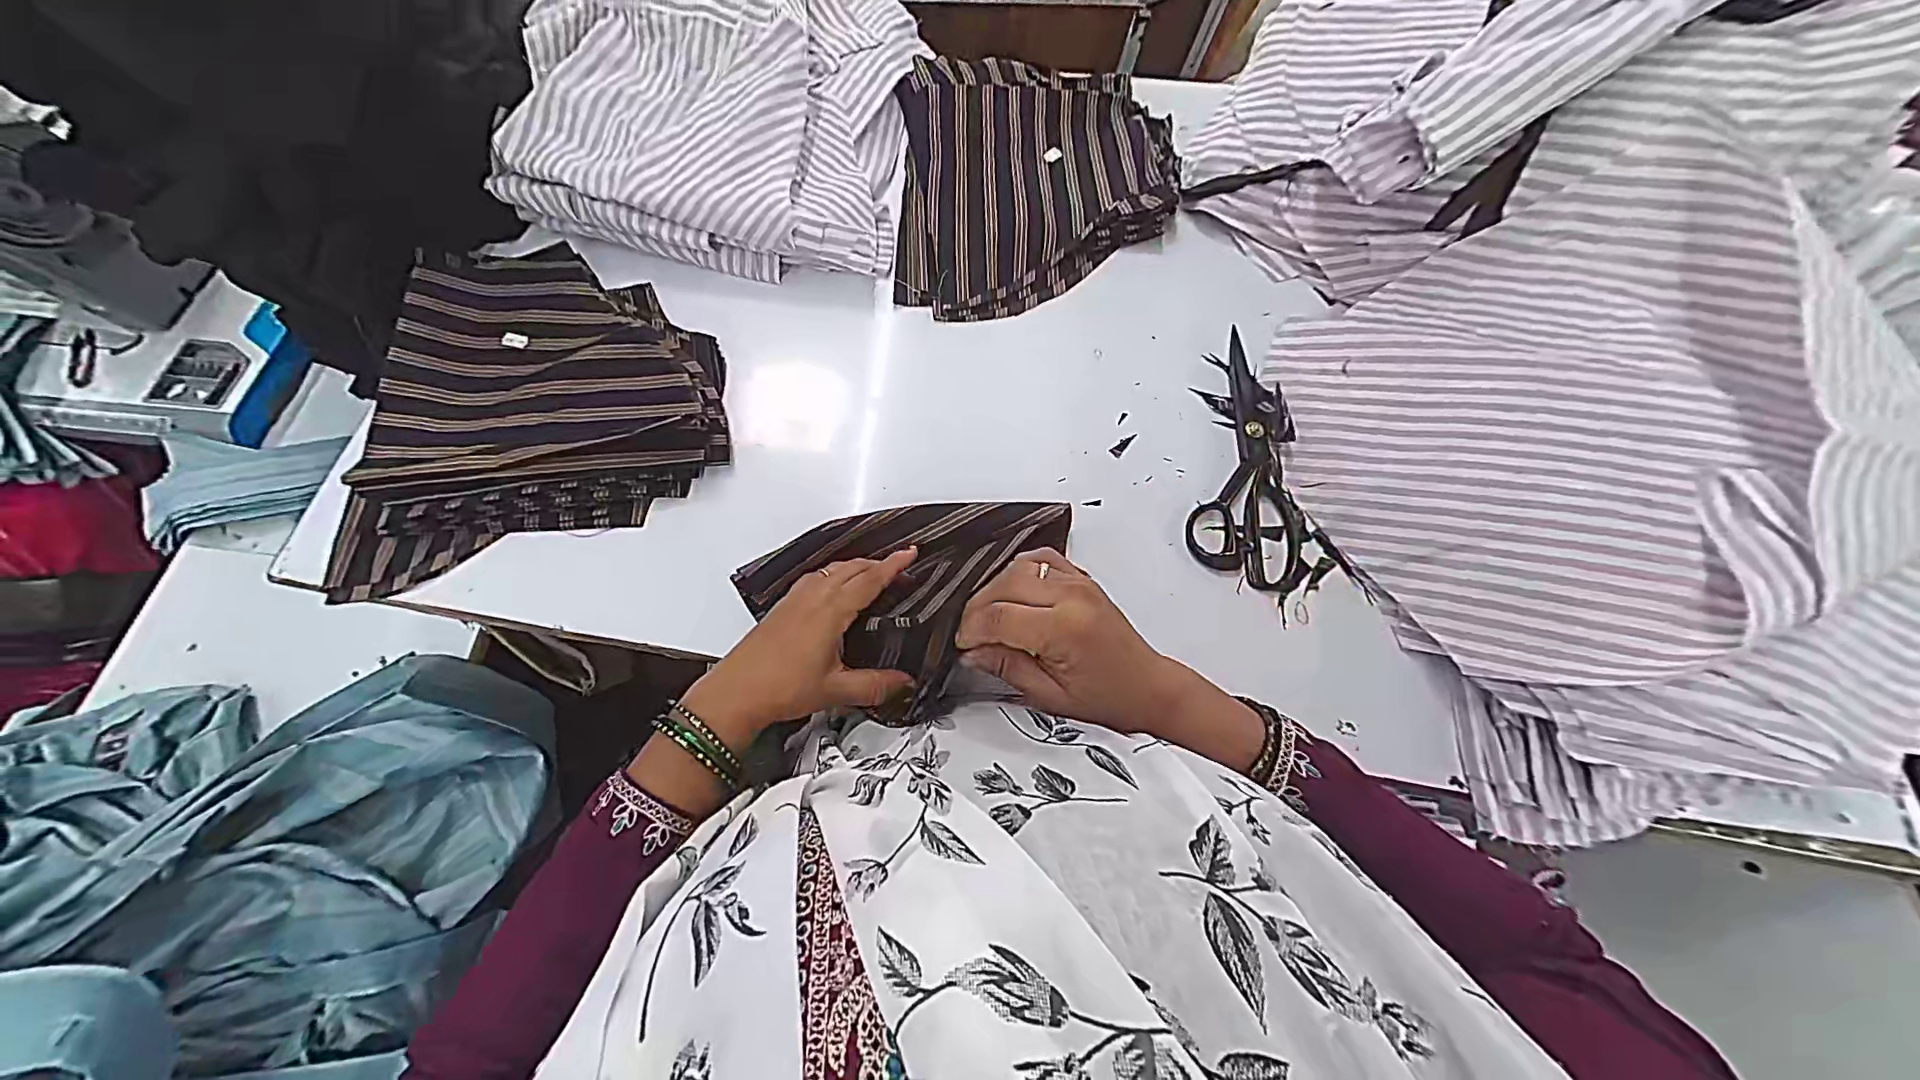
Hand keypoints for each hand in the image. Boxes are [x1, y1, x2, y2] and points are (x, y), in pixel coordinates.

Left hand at [679, 548, 918, 747]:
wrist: (735, 693)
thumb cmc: (775, 686)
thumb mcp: (836, 690)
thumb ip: (875, 686)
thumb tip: (902, 683)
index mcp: (830, 611)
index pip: (870, 578)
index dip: (894, 565)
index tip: (909, 554)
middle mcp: (812, 598)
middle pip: (852, 567)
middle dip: (878, 563)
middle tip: (898, 566)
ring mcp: (795, 600)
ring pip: (832, 570)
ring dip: (855, 567)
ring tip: (870, 574)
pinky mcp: (783, 608)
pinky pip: (815, 579)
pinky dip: (834, 576)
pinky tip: (832, 589)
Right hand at [953, 549, 1200, 733]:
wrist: (1148, 687)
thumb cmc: (1111, 696)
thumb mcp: (1050, 696)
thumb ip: (1007, 668)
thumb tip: (973, 651)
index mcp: (1065, 629)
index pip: (998, 616)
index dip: (970, 630)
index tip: (964, 644)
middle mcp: (1073, 597)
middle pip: (1003, 585)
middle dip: (976, 609)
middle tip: (971, 633)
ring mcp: (1079, 583)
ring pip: (1018, 567)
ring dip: (995, 588)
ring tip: (990, 616)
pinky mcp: (1082, 579)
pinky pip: (1042, 558)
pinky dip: (1020, 570)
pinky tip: (1013, 591)